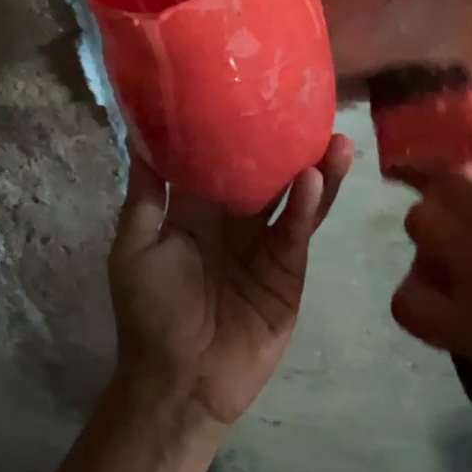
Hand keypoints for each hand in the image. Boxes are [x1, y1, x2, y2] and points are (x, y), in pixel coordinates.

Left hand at [108, 135, 354, 424]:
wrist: (178, 382)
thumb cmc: (150, 311)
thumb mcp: (135, 248)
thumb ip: (145, 196)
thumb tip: (139, 138)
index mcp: (200, 208)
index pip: (223, 158)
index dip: (238, 128)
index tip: (255, 89)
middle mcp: (237, 219)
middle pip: (268, 173)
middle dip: (289, 144)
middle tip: (310, 107)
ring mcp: (266, 244)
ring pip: (295, 198)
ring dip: (316, 170)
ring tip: (336, 139)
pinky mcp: (288, 271)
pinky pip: (298, 233)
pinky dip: (307, 207)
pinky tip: (316, 180)